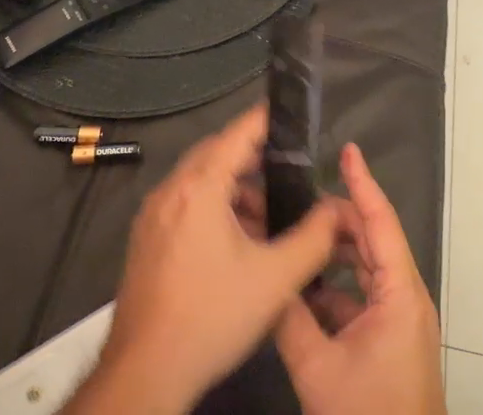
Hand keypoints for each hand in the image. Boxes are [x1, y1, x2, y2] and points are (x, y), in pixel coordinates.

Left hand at [74, 105, 343, 413]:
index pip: (236, 134)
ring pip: (198, 182)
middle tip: (290, 165)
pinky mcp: (146, 241)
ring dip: (233, 186)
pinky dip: (213, 207)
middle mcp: (170, 192)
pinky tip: (238, 239)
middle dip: (252, 156)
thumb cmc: (212, 315)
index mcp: (199, 188)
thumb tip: (335, 210)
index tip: (291, 111)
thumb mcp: (276, 278)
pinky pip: (184, 205)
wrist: (146, 370)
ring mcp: (152, 217)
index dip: (265, 119)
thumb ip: (313, 238)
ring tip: (270, 210)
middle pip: (215, 154)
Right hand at [275, 143, 445, 414]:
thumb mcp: (318, 366)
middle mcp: (404, 296)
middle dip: (336, 219)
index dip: (362, 183)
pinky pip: (362, 296)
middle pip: (372, 240)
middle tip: (295, 203)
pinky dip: (335, 288)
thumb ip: (290, 318)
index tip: (346, 150)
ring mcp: (399, 317)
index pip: (379, 222)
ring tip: (293, 238)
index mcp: (398, 292)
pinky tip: (301, 290)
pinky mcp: (389, 337)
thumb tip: (268, 278)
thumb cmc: (366, 412)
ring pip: (366, 268)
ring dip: (334, 255)